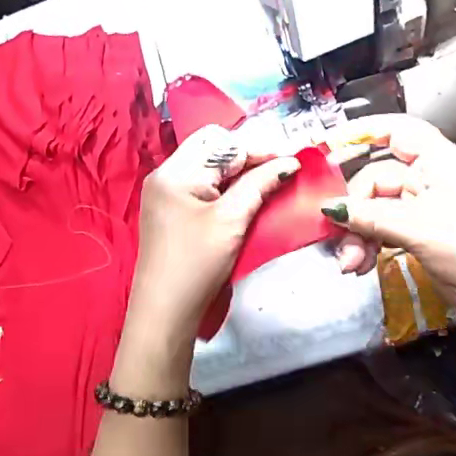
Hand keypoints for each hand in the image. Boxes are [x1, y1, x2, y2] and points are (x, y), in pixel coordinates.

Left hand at [123, 126, 301, 345]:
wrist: (164, 311)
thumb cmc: (196, 264)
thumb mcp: (230, 221)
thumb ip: (259, 185)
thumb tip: (288, 162)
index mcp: (173, 172)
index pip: (220, 144)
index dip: (257, 149)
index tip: (291, 159)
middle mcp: (165, 176)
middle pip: (212, 151)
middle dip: (248, 158)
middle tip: (281, 170)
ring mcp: (165, 195)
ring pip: (209, 169)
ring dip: (239, 174)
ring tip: (270, 182)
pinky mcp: (171, 213)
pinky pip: (202, 188)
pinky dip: (226, 189)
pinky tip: (247, 198)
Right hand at [323, 116, 455, 316]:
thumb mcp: (418, 228)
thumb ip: (371, 216)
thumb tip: (331, 209)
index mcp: (440, 163)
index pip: (399, 132)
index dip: (365, 131)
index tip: (330, 143)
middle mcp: (431, 180)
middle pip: (377, 179)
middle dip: (353, 210)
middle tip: (338, 236)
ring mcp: (425, 209)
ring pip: (376, 210)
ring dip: (357, 235)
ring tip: (350, 263)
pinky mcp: (421, 235)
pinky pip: (383, 231)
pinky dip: (369, 246)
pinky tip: (359, 266)